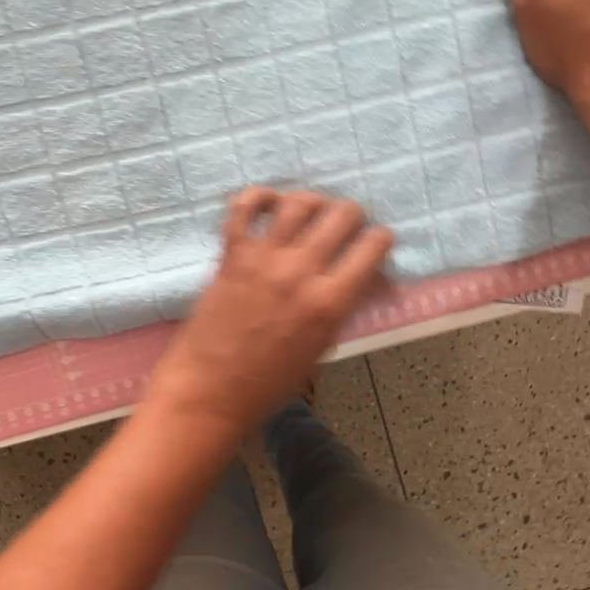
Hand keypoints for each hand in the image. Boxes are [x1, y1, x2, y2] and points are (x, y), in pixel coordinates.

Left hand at [145, 188, 393, 433]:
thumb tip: (380, 284)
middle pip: (342, 215)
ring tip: (315, 209)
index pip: (372, 248)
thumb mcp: (321, 349)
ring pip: (299, 203)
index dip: (381, 240)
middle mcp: (300, 272)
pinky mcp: (231, 255)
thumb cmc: (269, 384)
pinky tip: (271, 203)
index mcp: (329, 302)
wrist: (209, 393)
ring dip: (314, 201)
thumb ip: (349, 309)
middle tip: (349, 225)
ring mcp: (263, 259)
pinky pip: (245, 208)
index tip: (377, 241)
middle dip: (353, 215)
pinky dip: (260, 197)